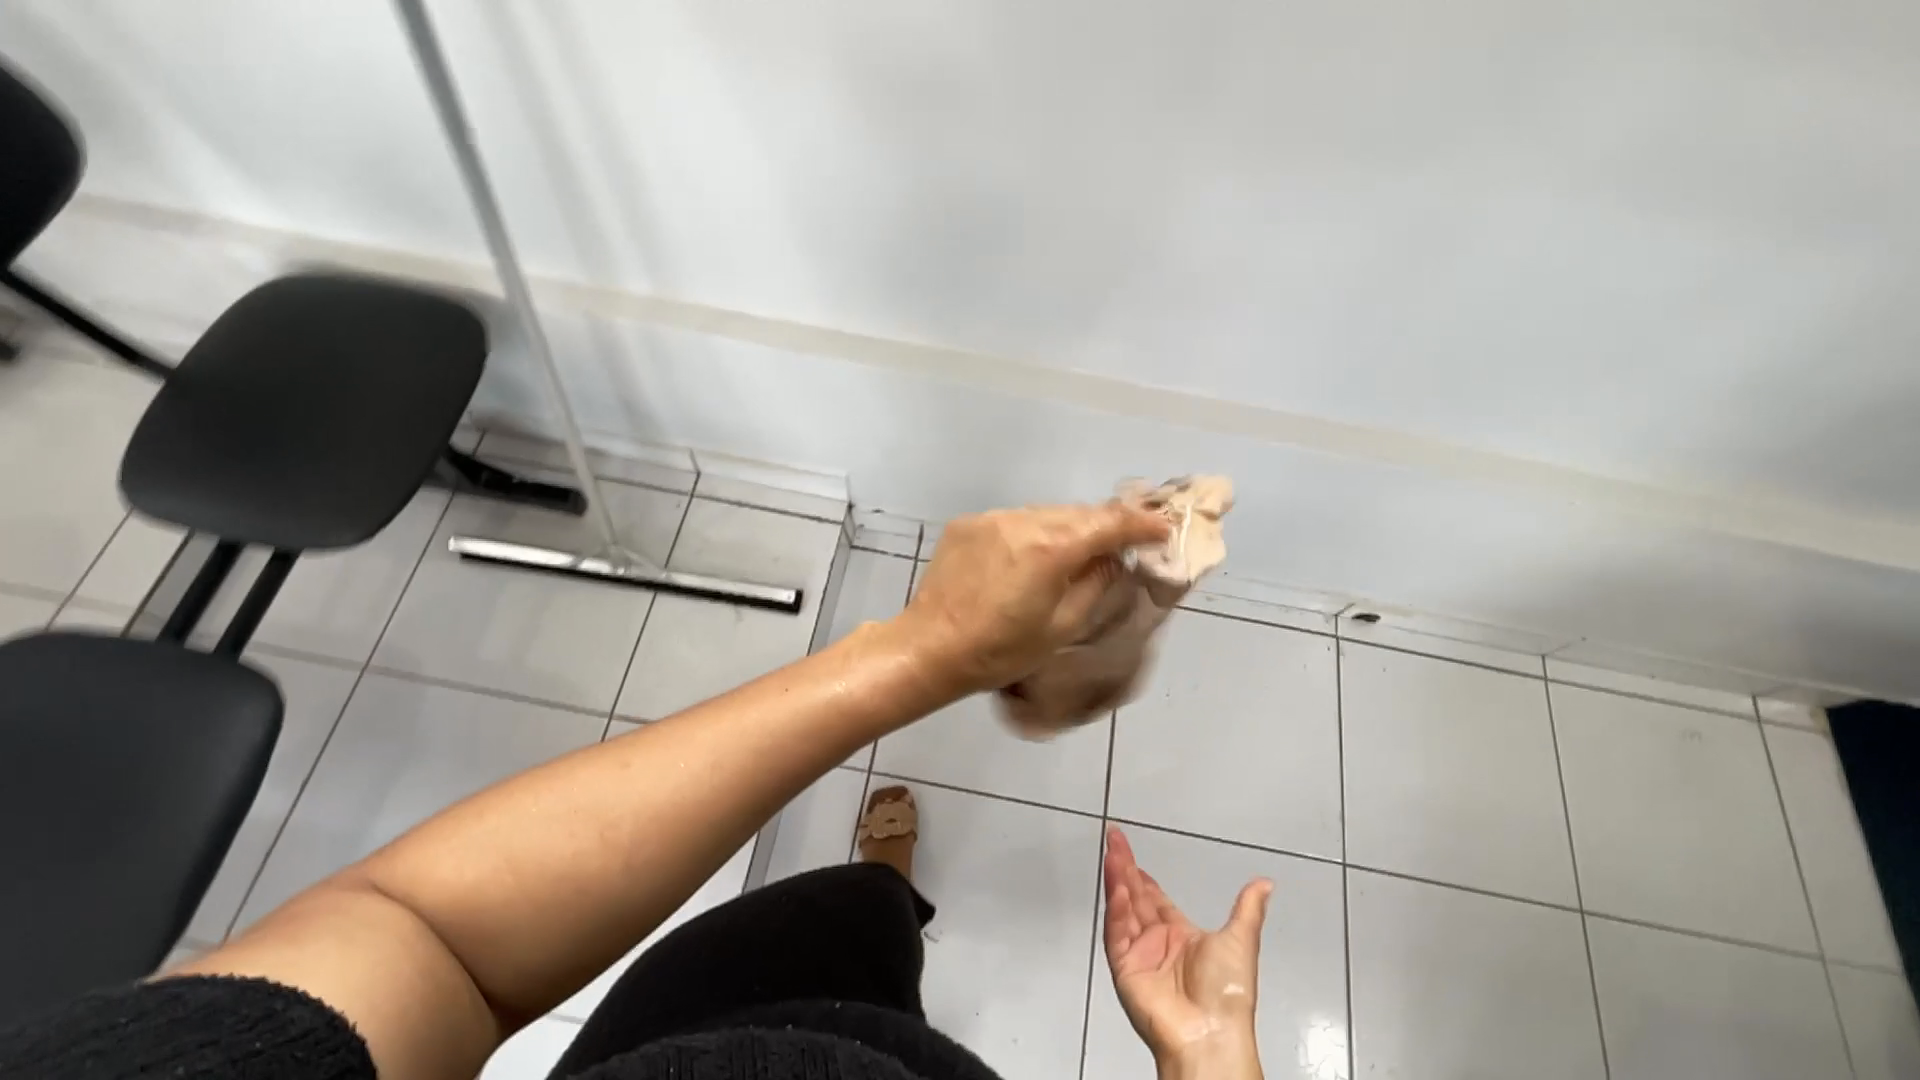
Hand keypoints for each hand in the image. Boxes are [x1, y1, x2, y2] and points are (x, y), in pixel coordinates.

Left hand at [901, 503, 1168, 694]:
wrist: (930, 648)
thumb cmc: (1000, 650)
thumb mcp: (1061, 627)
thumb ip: (1095, 584)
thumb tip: (1112, 559)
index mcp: (1051, 548)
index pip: (1108, 523)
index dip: (1140, 524)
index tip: (1161, 528)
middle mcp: (1022, 521)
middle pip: (1077, 513)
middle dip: (1105, 524)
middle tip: (1125, 541)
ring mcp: (992, 519)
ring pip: (1044, 514)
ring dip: (1067, 528)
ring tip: (1078, 551)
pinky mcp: (968, 525)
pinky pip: (1014, 521)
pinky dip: (1032, 533)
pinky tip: (1030, 558)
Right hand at [1104, 827, 1270, 1079]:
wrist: (1212, 1032)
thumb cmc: (1228, 990)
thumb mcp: (1240, 941)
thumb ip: (1247, 909)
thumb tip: (1265, 882)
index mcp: (1180, 935)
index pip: (1155, 899)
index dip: (1142, 876)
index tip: (1127, 852)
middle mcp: (1156, 942)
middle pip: (1135, 896)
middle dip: (1124, 866)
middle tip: (1114, 837)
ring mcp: (1138, 954)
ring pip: (1123, 908)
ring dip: (1117, 880)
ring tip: (1112, 852)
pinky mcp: (1124, 967)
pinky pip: (1117, 932)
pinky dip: (1116, 909)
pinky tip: (1117, 886)